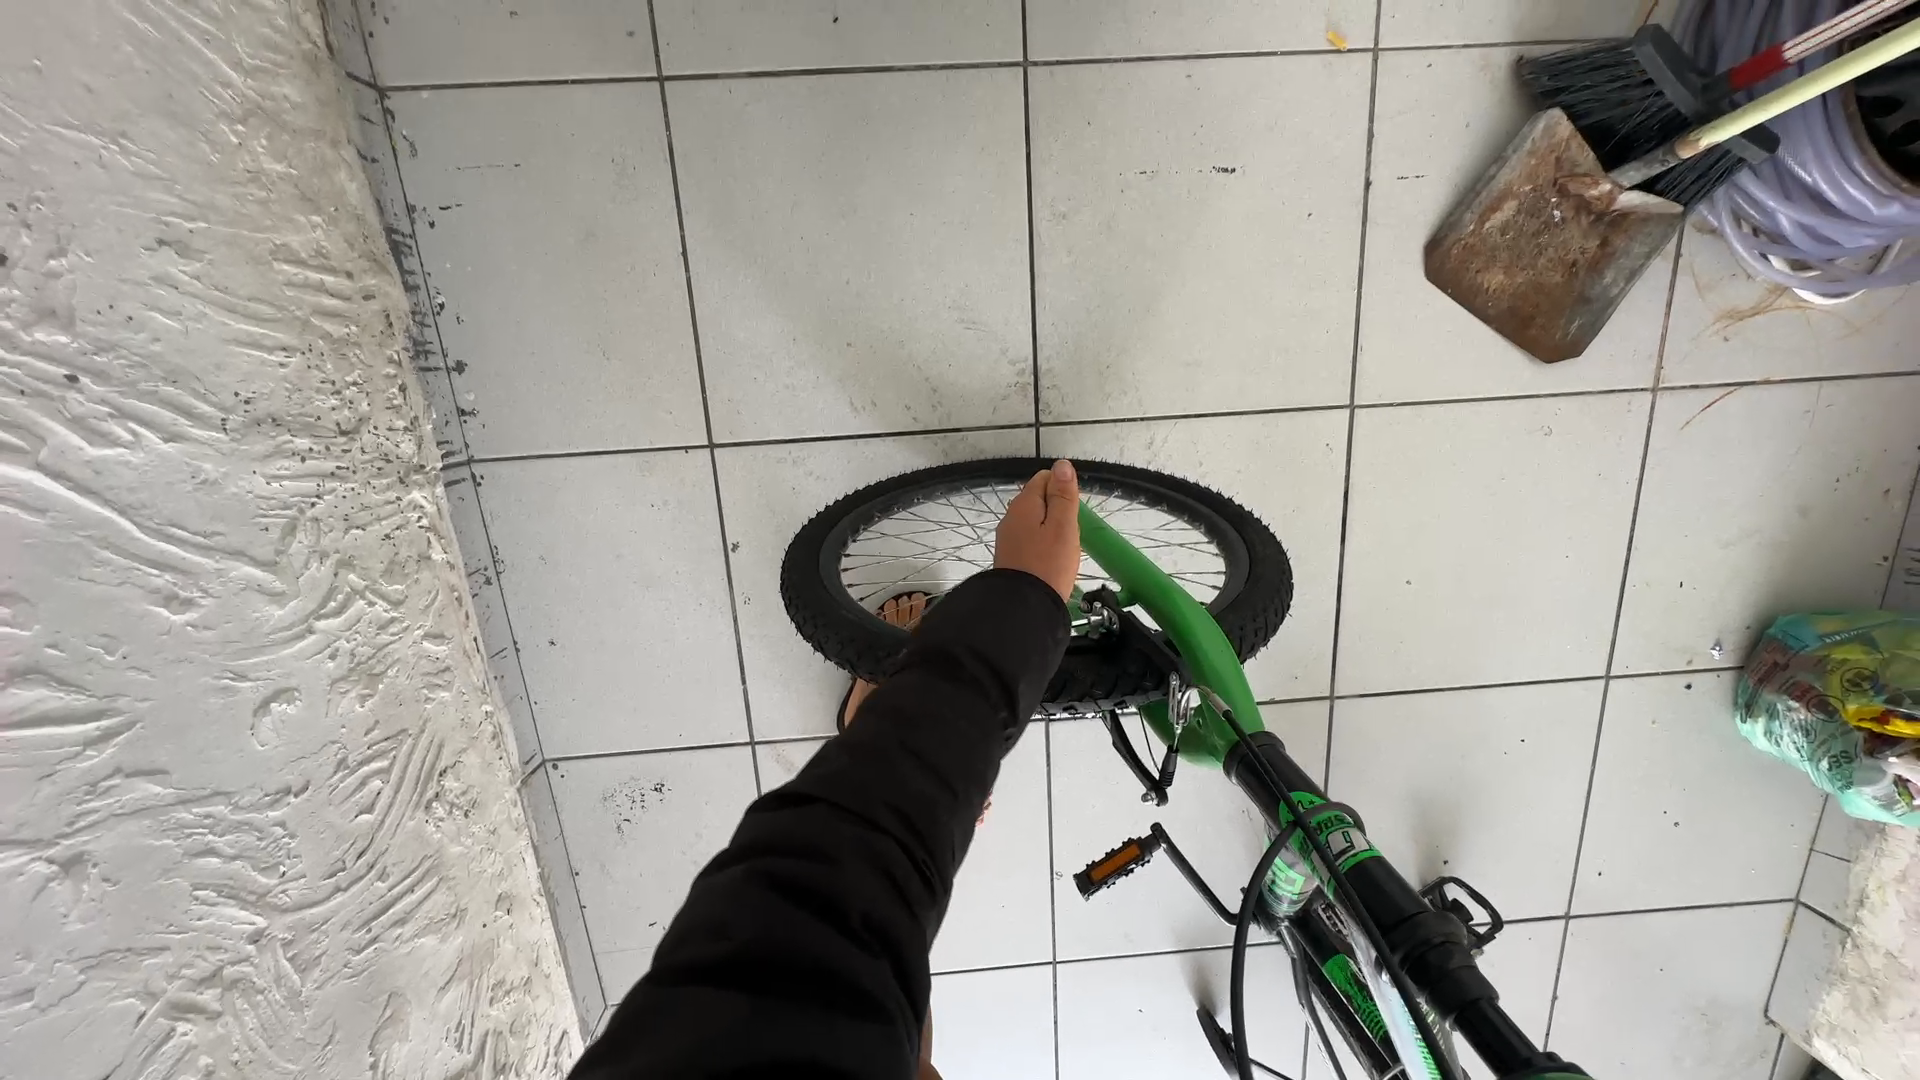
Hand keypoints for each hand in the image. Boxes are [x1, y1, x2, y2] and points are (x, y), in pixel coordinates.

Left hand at [994, 459, 1080, 600]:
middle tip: (1070, 536)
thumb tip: (1061, 465)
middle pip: (1040, 500)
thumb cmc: (1049, 565)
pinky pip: (1031, 540)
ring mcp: (1009, 537)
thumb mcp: (1063, 526)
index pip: (1045, 478)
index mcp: (1024, 504)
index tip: (1074, 514)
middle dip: (1059, 513)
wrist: (1023, 606)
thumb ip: (1063, 495)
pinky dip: (1044, 546)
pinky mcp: (1011, 556)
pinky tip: (1051, 562)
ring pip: (1036, 522)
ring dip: (1053, 531)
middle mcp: (1012, 516)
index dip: (1063, 491)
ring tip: (1063, 552)